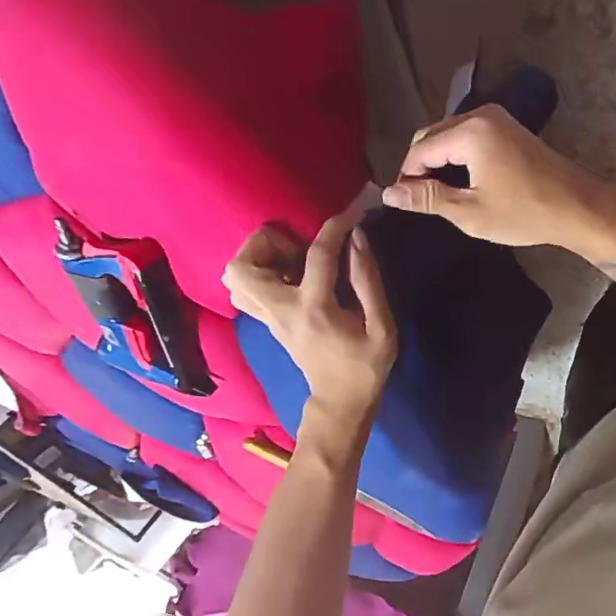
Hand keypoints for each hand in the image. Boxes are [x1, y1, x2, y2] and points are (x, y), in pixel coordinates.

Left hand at [223, 212, 396, 426]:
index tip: (350, 215)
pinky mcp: (266, 323)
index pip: (317, 254)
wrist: (340, 401)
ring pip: (235, 278)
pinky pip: (244, 291)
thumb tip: (356, 237)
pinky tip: (287, 276)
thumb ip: (368, 279)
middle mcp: (281, 310)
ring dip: (258, 258)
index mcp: (314, 309)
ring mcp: (268, 319)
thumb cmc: (365, 366)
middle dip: (266, 243)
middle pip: (242, 266)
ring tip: (289, 260)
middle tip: (297, 246)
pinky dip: (258, 274)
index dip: (335, 227)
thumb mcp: (381, 326)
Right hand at [381, 104, 615, 250]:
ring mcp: (496, 118)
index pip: (418, 150)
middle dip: (418, 167)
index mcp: (469, 133)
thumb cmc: (523, 213)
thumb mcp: (469, 212)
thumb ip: (426, 198)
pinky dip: (453, 156)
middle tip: (417, 201)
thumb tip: (388, 194)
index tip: (402, 205)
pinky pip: (465, 136)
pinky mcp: (506, 127)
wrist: (577, 207)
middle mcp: (480, 115)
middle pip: (430, 136)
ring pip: (446, 135)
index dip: (405, 178)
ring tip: (435, 195)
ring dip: (435, 161)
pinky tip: (457, 182)